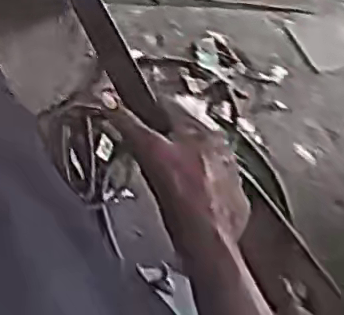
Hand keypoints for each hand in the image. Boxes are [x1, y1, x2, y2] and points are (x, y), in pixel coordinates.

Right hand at [103, 91, 250, 244]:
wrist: (208, 243)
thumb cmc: (182, 195)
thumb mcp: (145, 149)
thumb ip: (126, 121)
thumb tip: (108, 100)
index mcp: (202, 130)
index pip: (170, 107)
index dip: (147, 109)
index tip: (136, 113)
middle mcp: (221, 150)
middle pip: (186, 133)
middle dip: (167, 137)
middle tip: (149, 145)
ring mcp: (231, 178)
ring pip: (200, 159)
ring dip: (184, 161)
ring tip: (165, 171)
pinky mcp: (235, 202)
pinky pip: (213, 186)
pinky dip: (198, 187)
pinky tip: (184, 194)